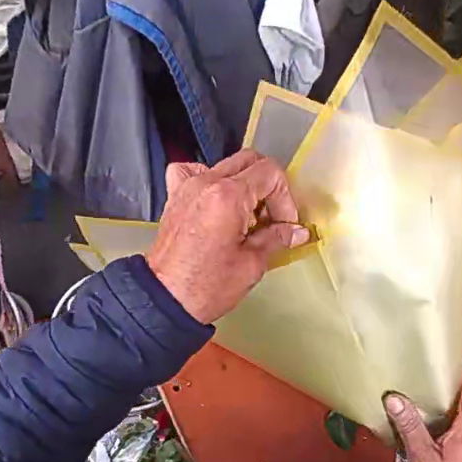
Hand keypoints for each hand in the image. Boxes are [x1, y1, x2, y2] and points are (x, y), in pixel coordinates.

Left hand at [147, 150, 307, 323]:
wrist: (165, 299)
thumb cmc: (205, 286)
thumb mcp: (252, 263)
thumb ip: (276, 238)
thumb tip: (297, 232)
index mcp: (228, 196)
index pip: (270, 174)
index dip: (285, 199)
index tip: (285, 224)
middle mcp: (206, 183)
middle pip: (251, 162)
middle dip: (269, 188)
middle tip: (272, 219)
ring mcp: (188, 187)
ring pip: (227, 165)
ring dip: (245, 185)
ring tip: (247, 217)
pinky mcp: (176, 197)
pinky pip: (194, 171)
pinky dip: (210, 179)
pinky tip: (218, 201)